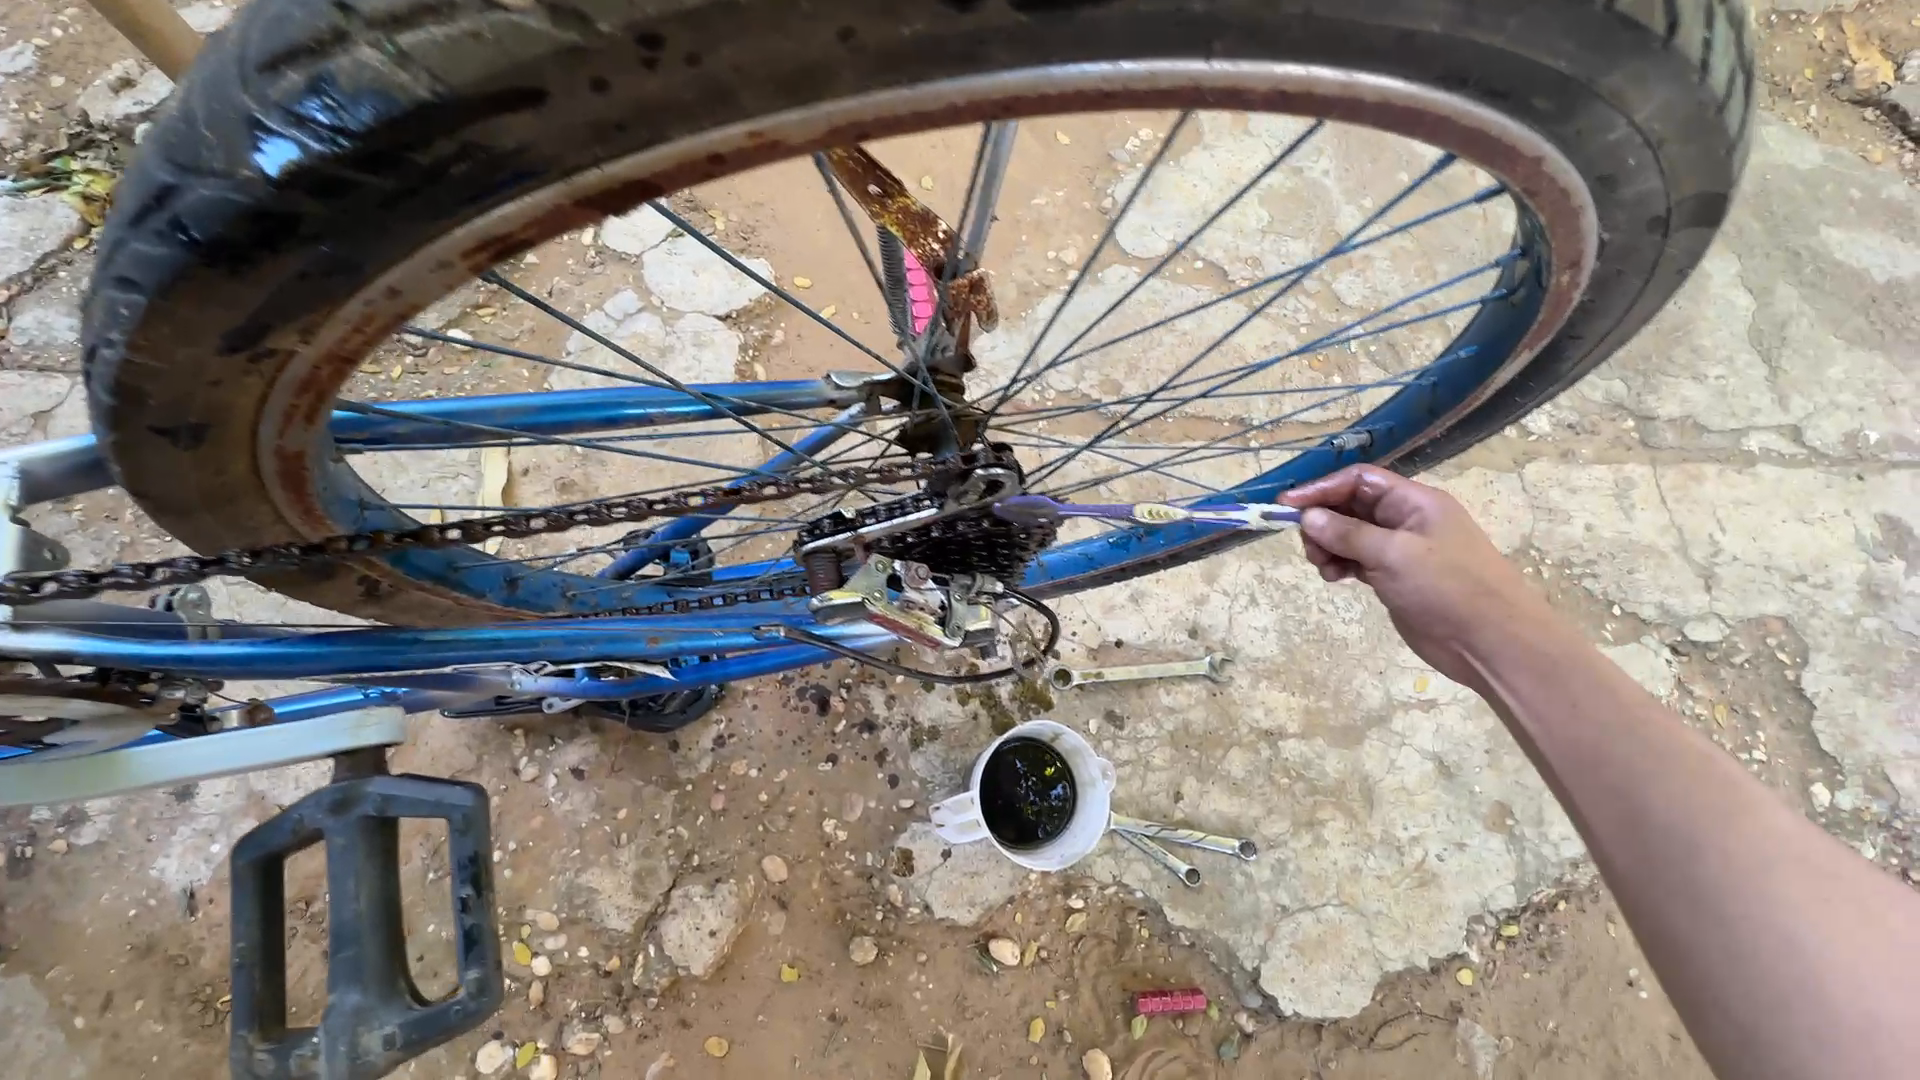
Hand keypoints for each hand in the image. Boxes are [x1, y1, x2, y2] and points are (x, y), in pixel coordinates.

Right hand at [1280, 465, 1559, 691]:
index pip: (1358, 480)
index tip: (1286, 506)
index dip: (1320, 488)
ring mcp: (1400, 550)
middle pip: (1349, 506)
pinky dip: (1338, 564)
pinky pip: (1355, 559)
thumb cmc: (1448, 588)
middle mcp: (1405, 520)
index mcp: (1414, 502)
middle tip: (1309, 547)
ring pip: (1348, 535)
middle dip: (1322, 521)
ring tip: (1323, 567)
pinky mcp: (1394, 577)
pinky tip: (1333, 578)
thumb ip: (1347, 533)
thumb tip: (1307, 517)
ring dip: (1327, 546)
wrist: (1490, 641)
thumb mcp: (1393, 554)